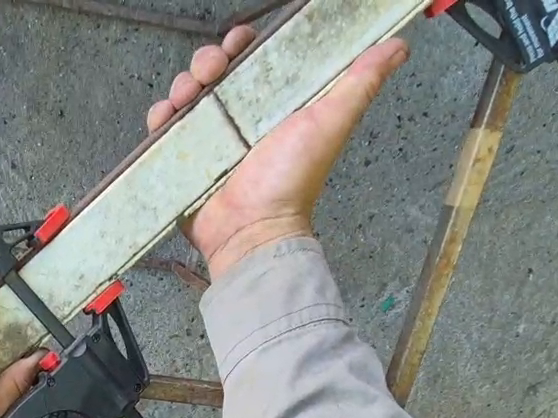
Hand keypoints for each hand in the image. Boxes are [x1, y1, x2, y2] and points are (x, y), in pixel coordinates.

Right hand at [147, 28, 409, 279]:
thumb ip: (360, 84)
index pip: (251, 58)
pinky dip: (160, 117)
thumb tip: (397, 47)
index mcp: (270, 105)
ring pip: (186, 94)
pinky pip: (163, 128)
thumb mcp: (330, 124)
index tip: (240, 42)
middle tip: (211, 71)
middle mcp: (237, 120)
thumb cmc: (291, 183)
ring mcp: (208, 141)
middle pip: (214, 71)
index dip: (243, 43)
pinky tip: (166, 117)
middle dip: (207, 60)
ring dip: (182, 84)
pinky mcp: (183, 162)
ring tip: (187, 97)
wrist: (251, 233)